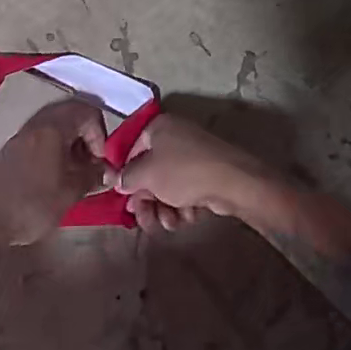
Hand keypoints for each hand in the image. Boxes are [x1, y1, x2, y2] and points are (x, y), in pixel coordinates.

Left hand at [0, 99, 107, 248]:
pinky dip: (55, 147)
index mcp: (53, 128)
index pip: (88, 112)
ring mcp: (21, 136)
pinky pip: (41, 136)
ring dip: (71, 141)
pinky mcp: (11, 151)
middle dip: (87, 134)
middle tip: (91, 160)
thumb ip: (94, 175)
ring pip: (55, 125)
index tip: (99, 160)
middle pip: (71, 113)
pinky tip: (56, 174)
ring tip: (76, 169)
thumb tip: (108, 172)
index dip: (101, 134)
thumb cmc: (31, 204)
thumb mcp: (71, 191)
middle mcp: (36, 125)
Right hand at [115, 114, 276, 233]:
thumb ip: (126, 177)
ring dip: (164, 209)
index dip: (123, 175)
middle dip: (146, 201)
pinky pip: (185, 192)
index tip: (120, 196)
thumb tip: (117, 180)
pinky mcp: (206, 175)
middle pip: (149, 173)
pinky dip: (183, 206)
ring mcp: (193, 157)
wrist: (233, 182)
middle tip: (145, 219)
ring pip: (166, 187)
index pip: (130, 149)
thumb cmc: (183, 172)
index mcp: (159, 127)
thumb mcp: (146, 174)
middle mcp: (176, 137)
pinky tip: (188, 215)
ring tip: (170, 222)